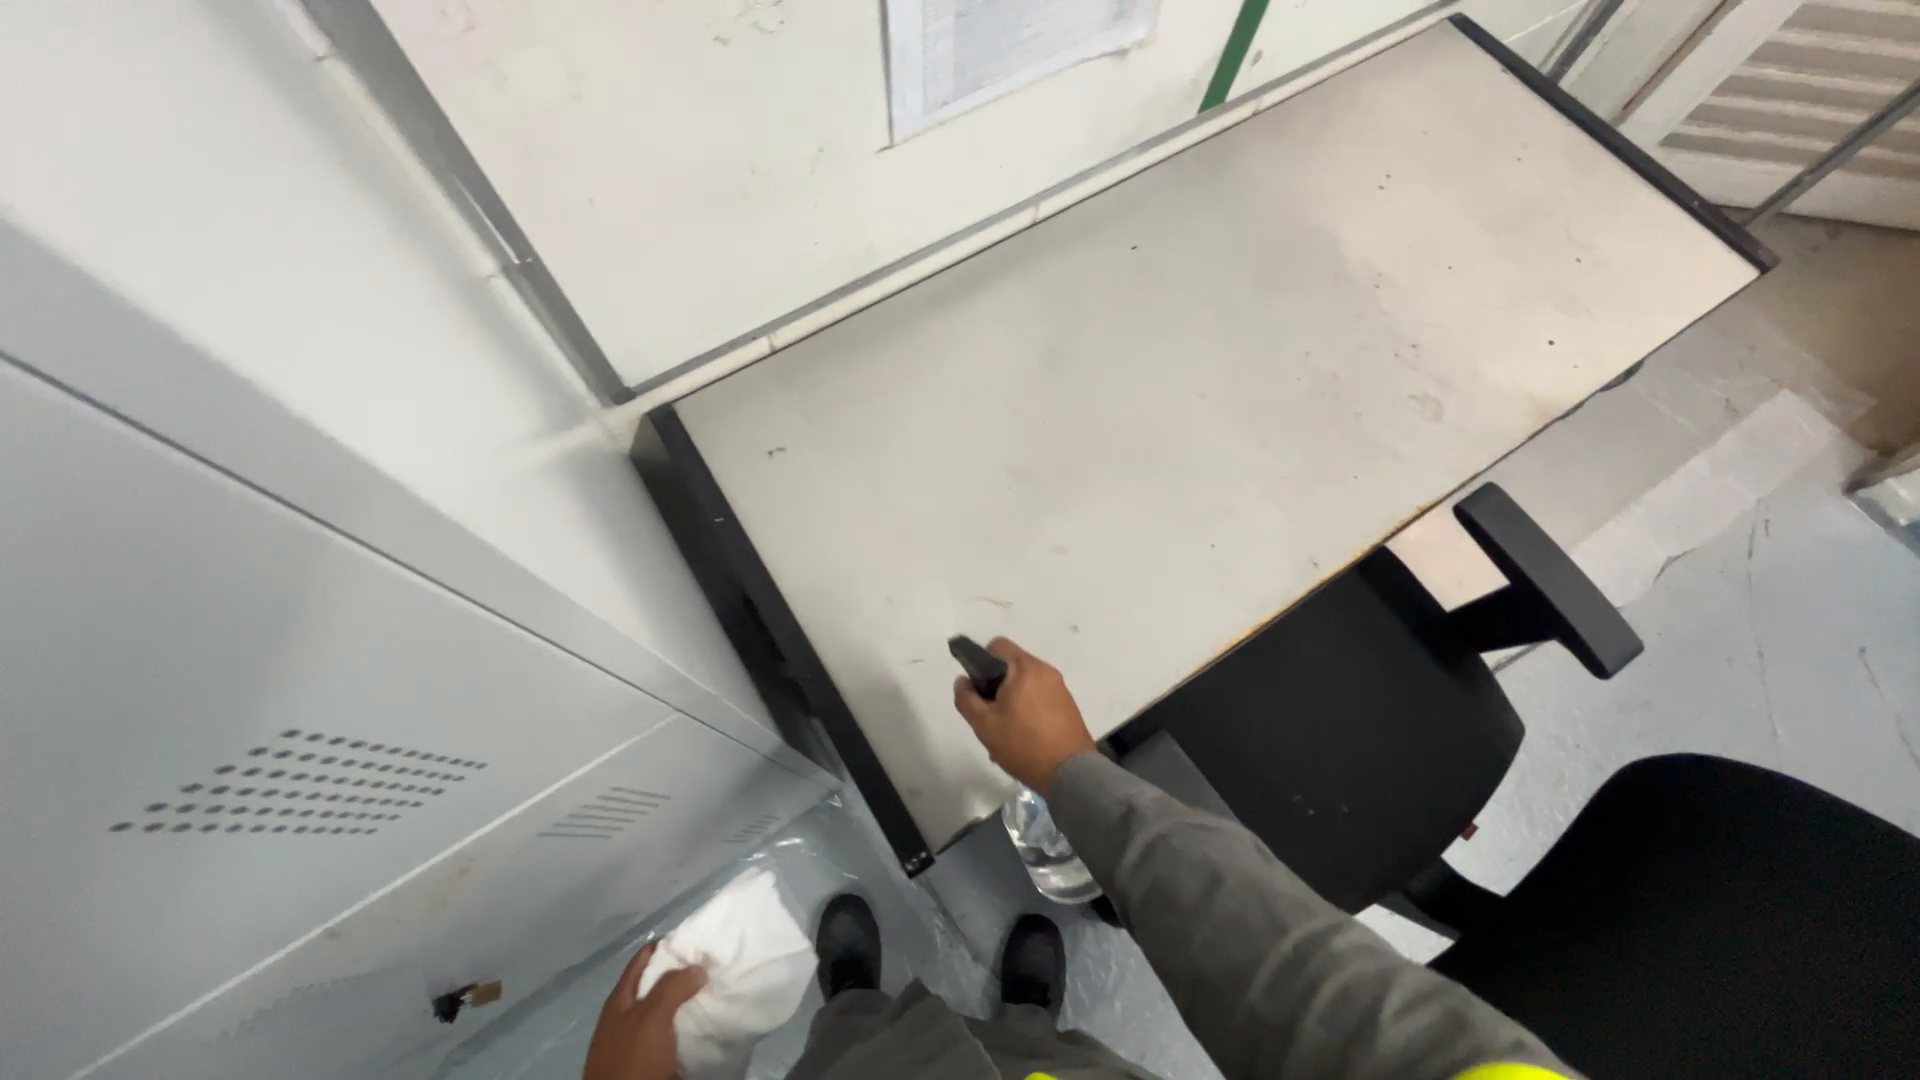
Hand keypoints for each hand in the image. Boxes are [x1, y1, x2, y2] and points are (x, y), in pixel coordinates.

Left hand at [583, 941, 706, 1079]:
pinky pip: (679, 1038)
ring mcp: (642, 1042)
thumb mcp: (650, 1018)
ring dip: (694, 1003)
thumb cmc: (632, 1063)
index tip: (698, 938)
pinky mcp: (657, 1064)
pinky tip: (716, 1022)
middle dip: (686, 975)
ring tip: (721, 989)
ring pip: (672, 1012)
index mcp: (620, 1002)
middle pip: (659, 986)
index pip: (643, 959)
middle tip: (716, 964)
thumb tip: (696, 966)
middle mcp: (629, 1018)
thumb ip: (672, 987)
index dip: (667, 944)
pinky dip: (696, 1029)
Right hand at [952, 637, 1096, 792]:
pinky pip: (1040, 697)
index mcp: (1025, 668)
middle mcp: (1045, 671)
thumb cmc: (1023, 744)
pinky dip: (1028, 709)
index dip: (981, 661)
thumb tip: (963, 681)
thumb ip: (967, 698)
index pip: (997, 645)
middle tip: (988, 714)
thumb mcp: (984, 725)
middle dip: (996, 686)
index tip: (977, 688)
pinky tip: (1022, 738)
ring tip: (1004, 731)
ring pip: (1025, 684)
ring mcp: (1060, 688)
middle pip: (1012, 666)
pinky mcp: (1068, 705)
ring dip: (1011, 700)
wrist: (1070, 773)